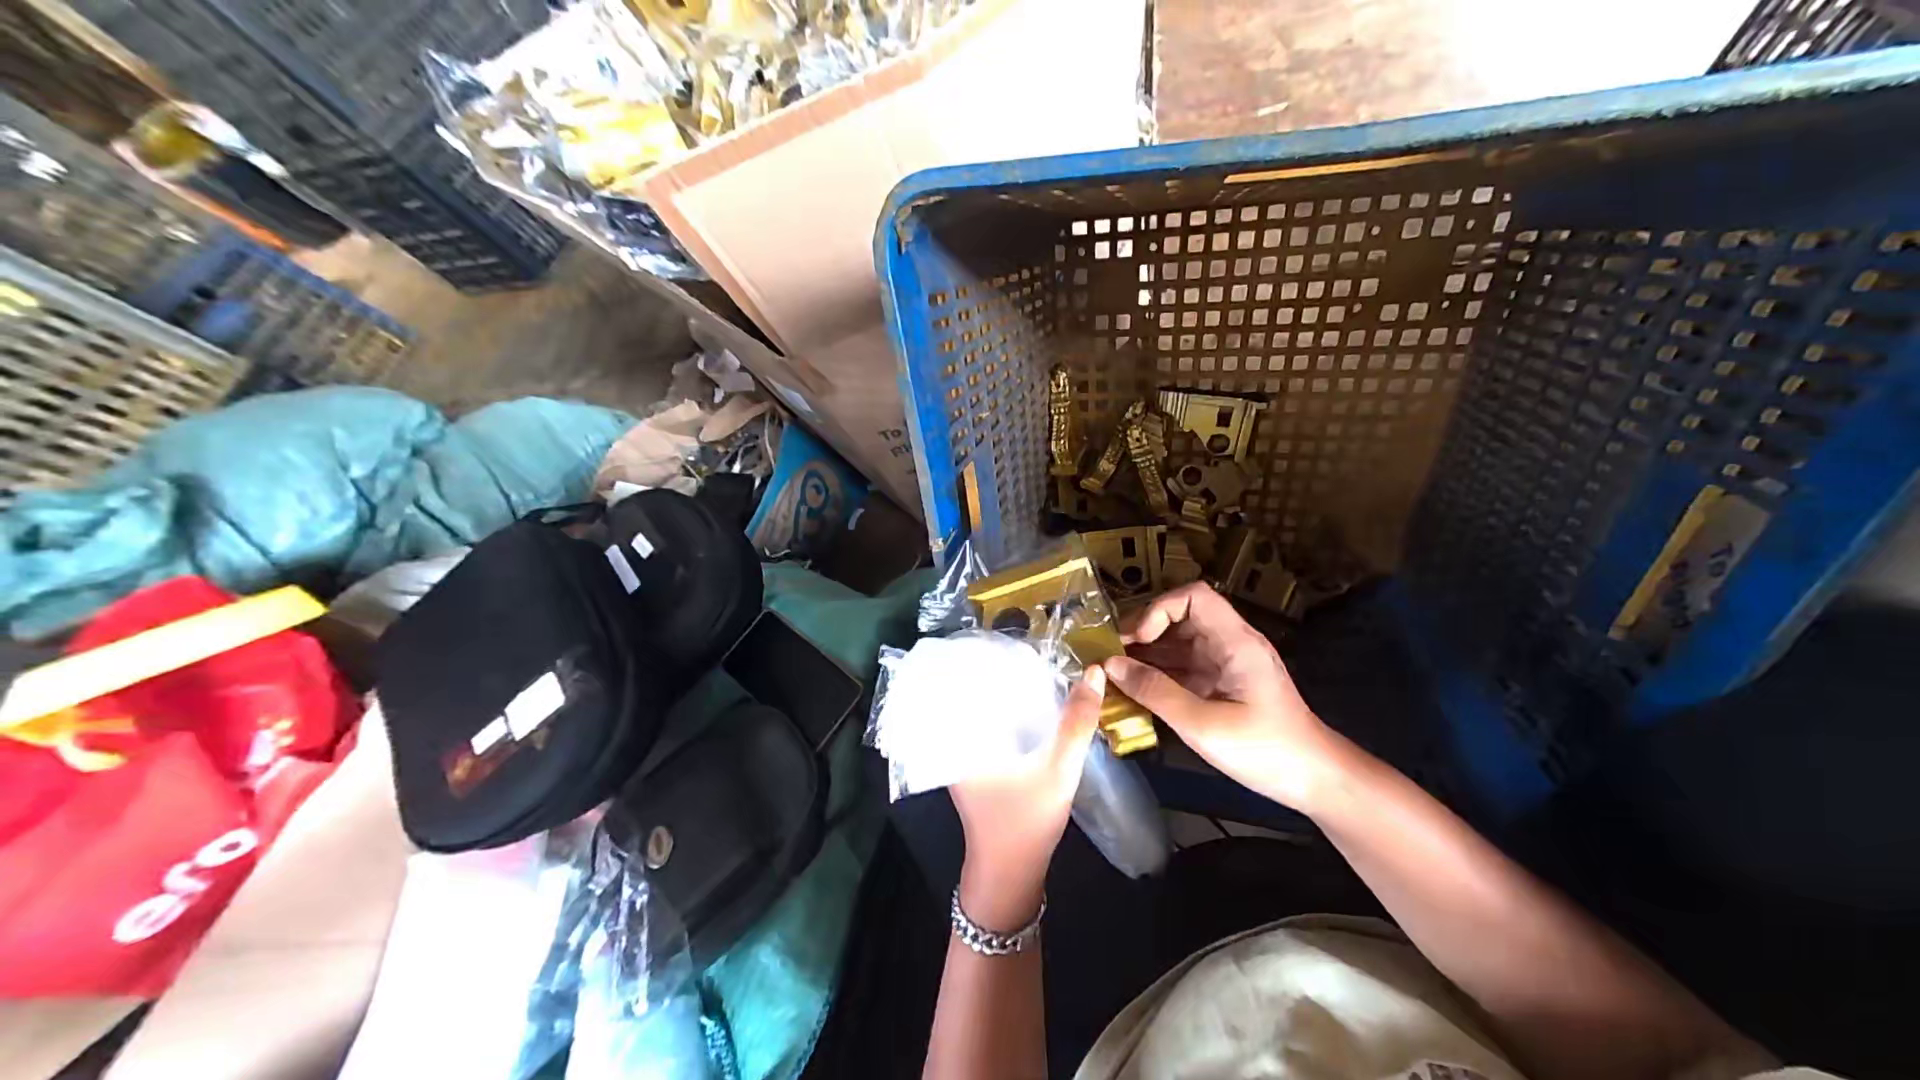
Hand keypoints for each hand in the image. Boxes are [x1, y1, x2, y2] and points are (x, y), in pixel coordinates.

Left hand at [949, 668, 1102, 929]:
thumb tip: (1094, 672)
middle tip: (1026, 647)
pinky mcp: (976, 765)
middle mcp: (954, 739)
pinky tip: (1029, 705)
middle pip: (970, 692)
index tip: (1006, 636)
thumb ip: (1077, 722)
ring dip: (1002, 693)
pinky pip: (988, 726)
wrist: (1010, 874)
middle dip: (995, 670)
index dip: (978, 654)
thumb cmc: (1026, 820)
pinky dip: (1006, 713)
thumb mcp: (1058, 768)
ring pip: (981, 710)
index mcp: (961, 734)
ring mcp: (963, 754)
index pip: (958, 679)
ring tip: (1030, 667)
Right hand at [1103, 583, 1344, 811]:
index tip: (1134, 639)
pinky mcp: (1221, 685)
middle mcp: (1230, 644)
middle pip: (1181, 616)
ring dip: (1146, 654)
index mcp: (1236, 642)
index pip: (1193, 596)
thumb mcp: (1203, 725)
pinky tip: (1133, 690)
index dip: (1158, 609)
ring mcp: (1226, 664)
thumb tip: (1110, 666)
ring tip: (1113, 673)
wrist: (1315, 781)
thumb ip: (1155, 693)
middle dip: (1143, 631)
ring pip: (1178, 643)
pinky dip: (1157, 674)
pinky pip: (1183, 667)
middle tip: (1110, 655)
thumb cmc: (1265, 750)